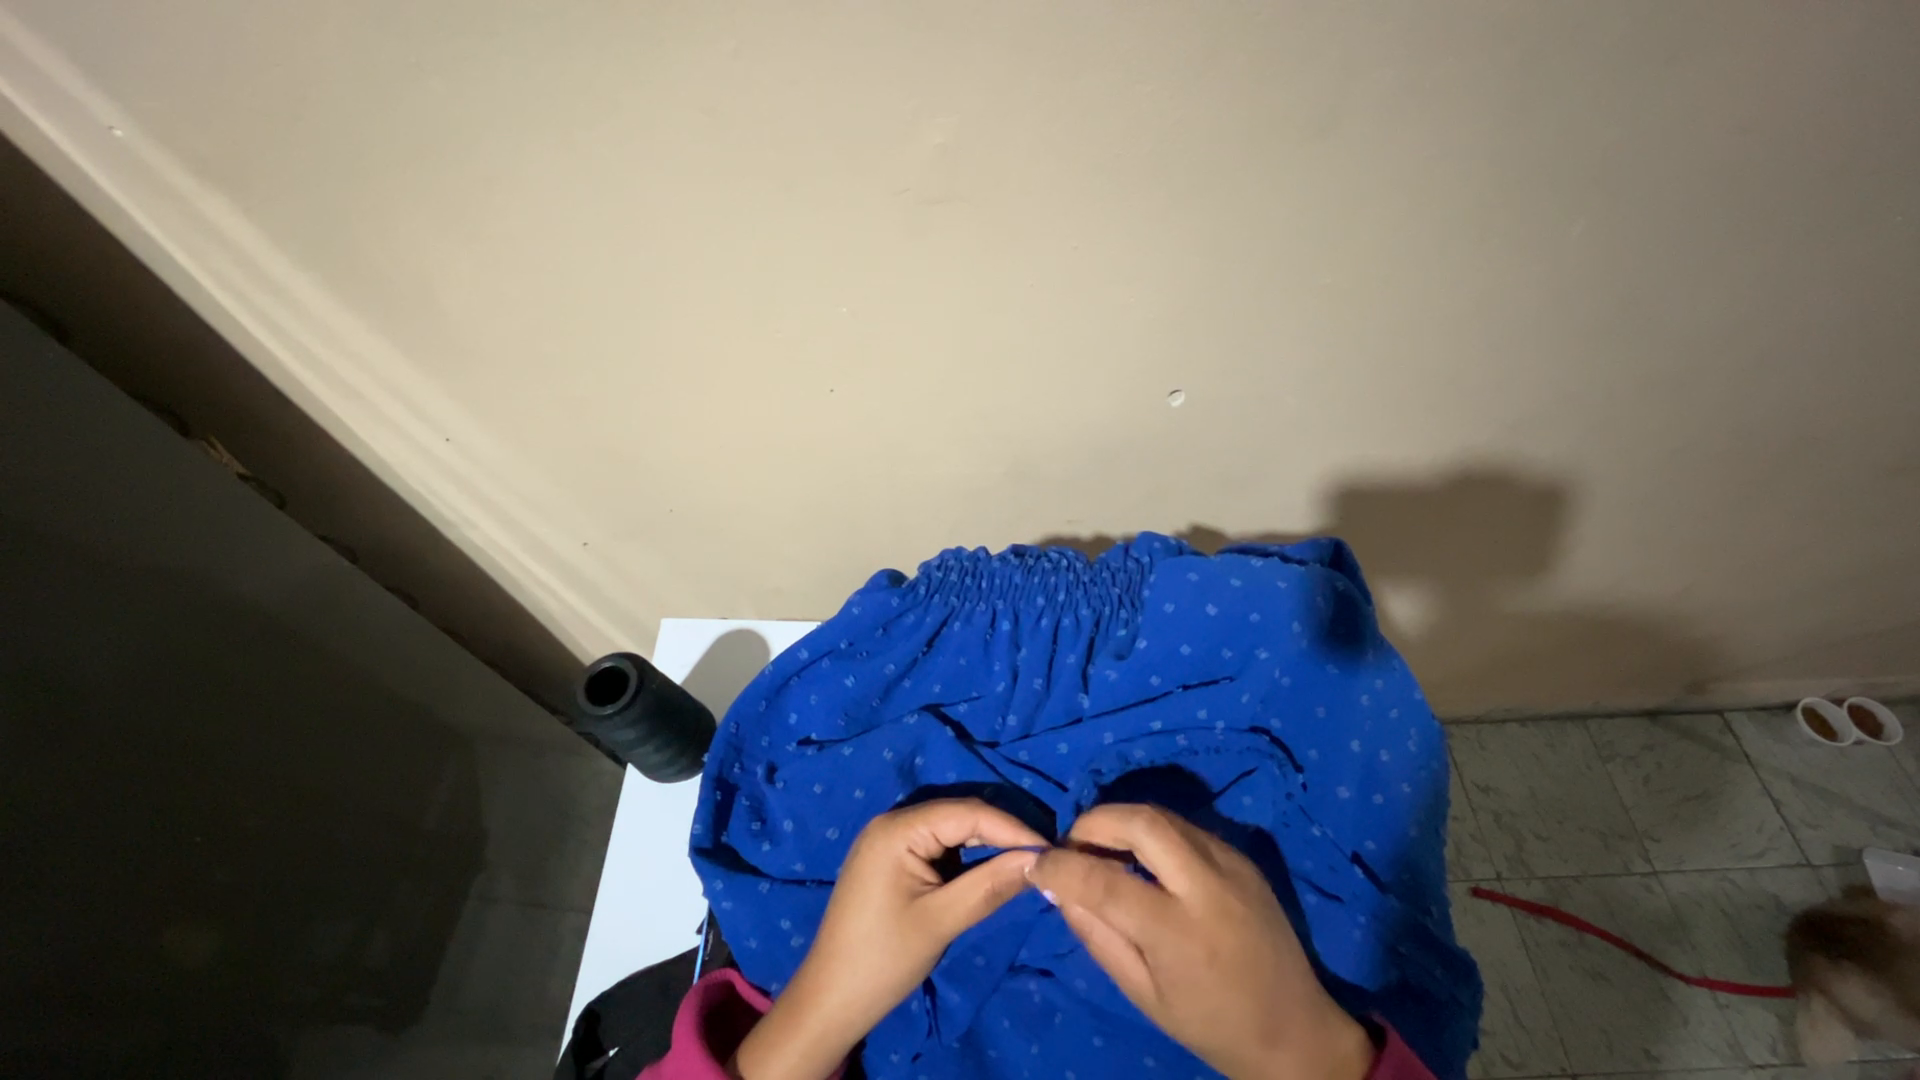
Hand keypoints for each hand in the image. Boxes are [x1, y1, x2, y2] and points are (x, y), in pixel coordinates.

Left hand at [730, 798, 1044, 1079]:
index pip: (968, 812)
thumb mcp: (941, 921)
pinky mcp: (893, 859)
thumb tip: (1040, 859)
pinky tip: (992, 871)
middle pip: (960, 816)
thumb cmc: (882, 958)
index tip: (1052, 849)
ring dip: (987, 845)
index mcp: (898, 827)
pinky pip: (939, 846)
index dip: (1012, 827)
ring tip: (1026, 863)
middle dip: (1002, 833)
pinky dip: (967, 857)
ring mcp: (891, 840)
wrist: (830, 999)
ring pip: (952, 830)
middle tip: (1044, 857)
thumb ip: (990, 885)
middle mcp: (893, 822)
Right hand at [1027, 804, 1375, 1079]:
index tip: (1036, 862)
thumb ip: (1096, 935)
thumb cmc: (1210, 1023)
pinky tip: (1140, 857)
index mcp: (1179, 933)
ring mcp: (1231, 865)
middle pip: (1142, 821)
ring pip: (1163, 815)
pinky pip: (1184, 828)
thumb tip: (1056, 886)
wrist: (1295, 1030)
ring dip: (1122, 821)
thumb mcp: (1142, 993)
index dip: (1061, 866)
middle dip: (1094, 821)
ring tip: (1100, 847)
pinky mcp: (1242, 857)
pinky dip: (1151, 832)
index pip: (1104, 881)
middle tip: (1072, 843)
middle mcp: (1208, 886)